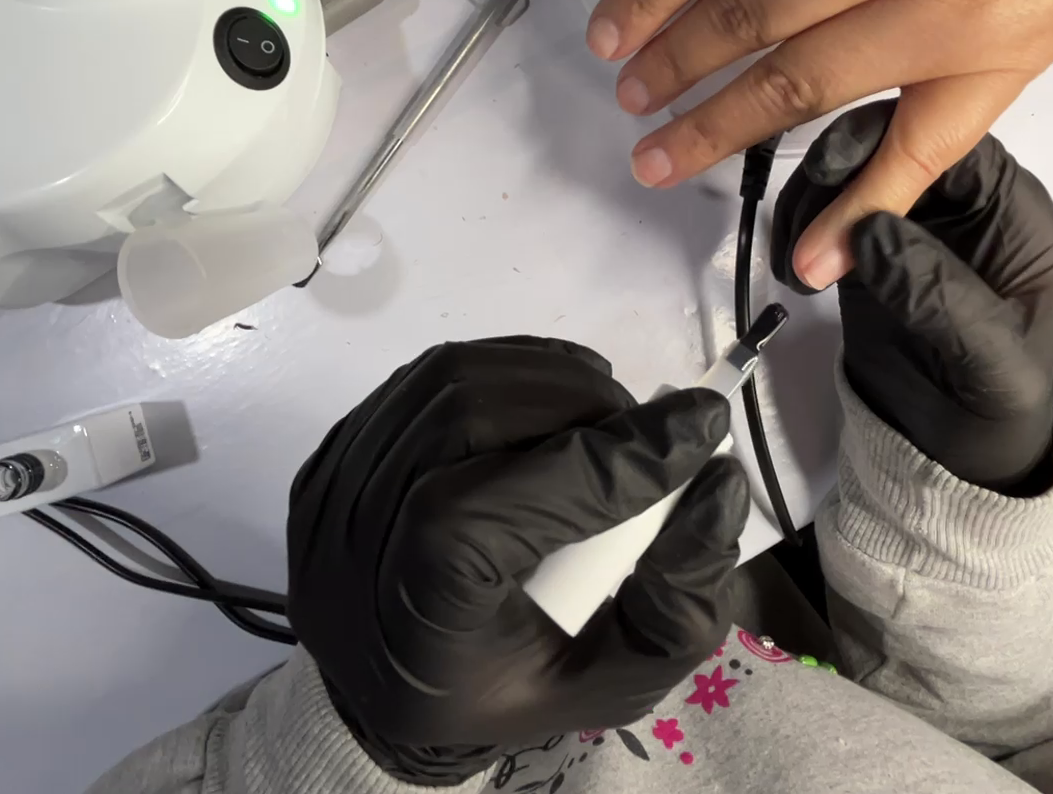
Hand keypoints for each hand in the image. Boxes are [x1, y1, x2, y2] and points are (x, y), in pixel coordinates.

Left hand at [287, 337, 749, 783]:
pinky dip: (514, 366)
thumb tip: (716, 484)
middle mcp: (350, 537)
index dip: (601, 464)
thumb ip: (678, 604)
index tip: (699, 425)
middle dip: (583, 409)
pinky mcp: (341, 441)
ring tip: (607, 410)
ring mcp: (336, 477)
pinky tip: (556, 392)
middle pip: (467, 422)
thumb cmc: (503, 688)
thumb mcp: (610, 683)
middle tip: (649, 427)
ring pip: (454, 379)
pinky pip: (436, 370)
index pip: (485, 515)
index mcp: (405, 622)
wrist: (391, 678)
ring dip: (554, 379)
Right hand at [771, 101, 1052, 490]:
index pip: (956, 147)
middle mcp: (959, 206)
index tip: (834, 168)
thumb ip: (936, 292)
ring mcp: (907, 223)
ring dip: (808, 204)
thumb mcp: (986, 358)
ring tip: (789, 262)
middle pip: (894, 147)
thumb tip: (869, 228)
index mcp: (1012, 216)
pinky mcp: (863, 247)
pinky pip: (824, 215)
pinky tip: (788, 266)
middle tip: (798, 215)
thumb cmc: (991, 403)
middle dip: (837, 172)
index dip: (895, 142)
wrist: (951, 445)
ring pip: (849, 176)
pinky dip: (796, 229)